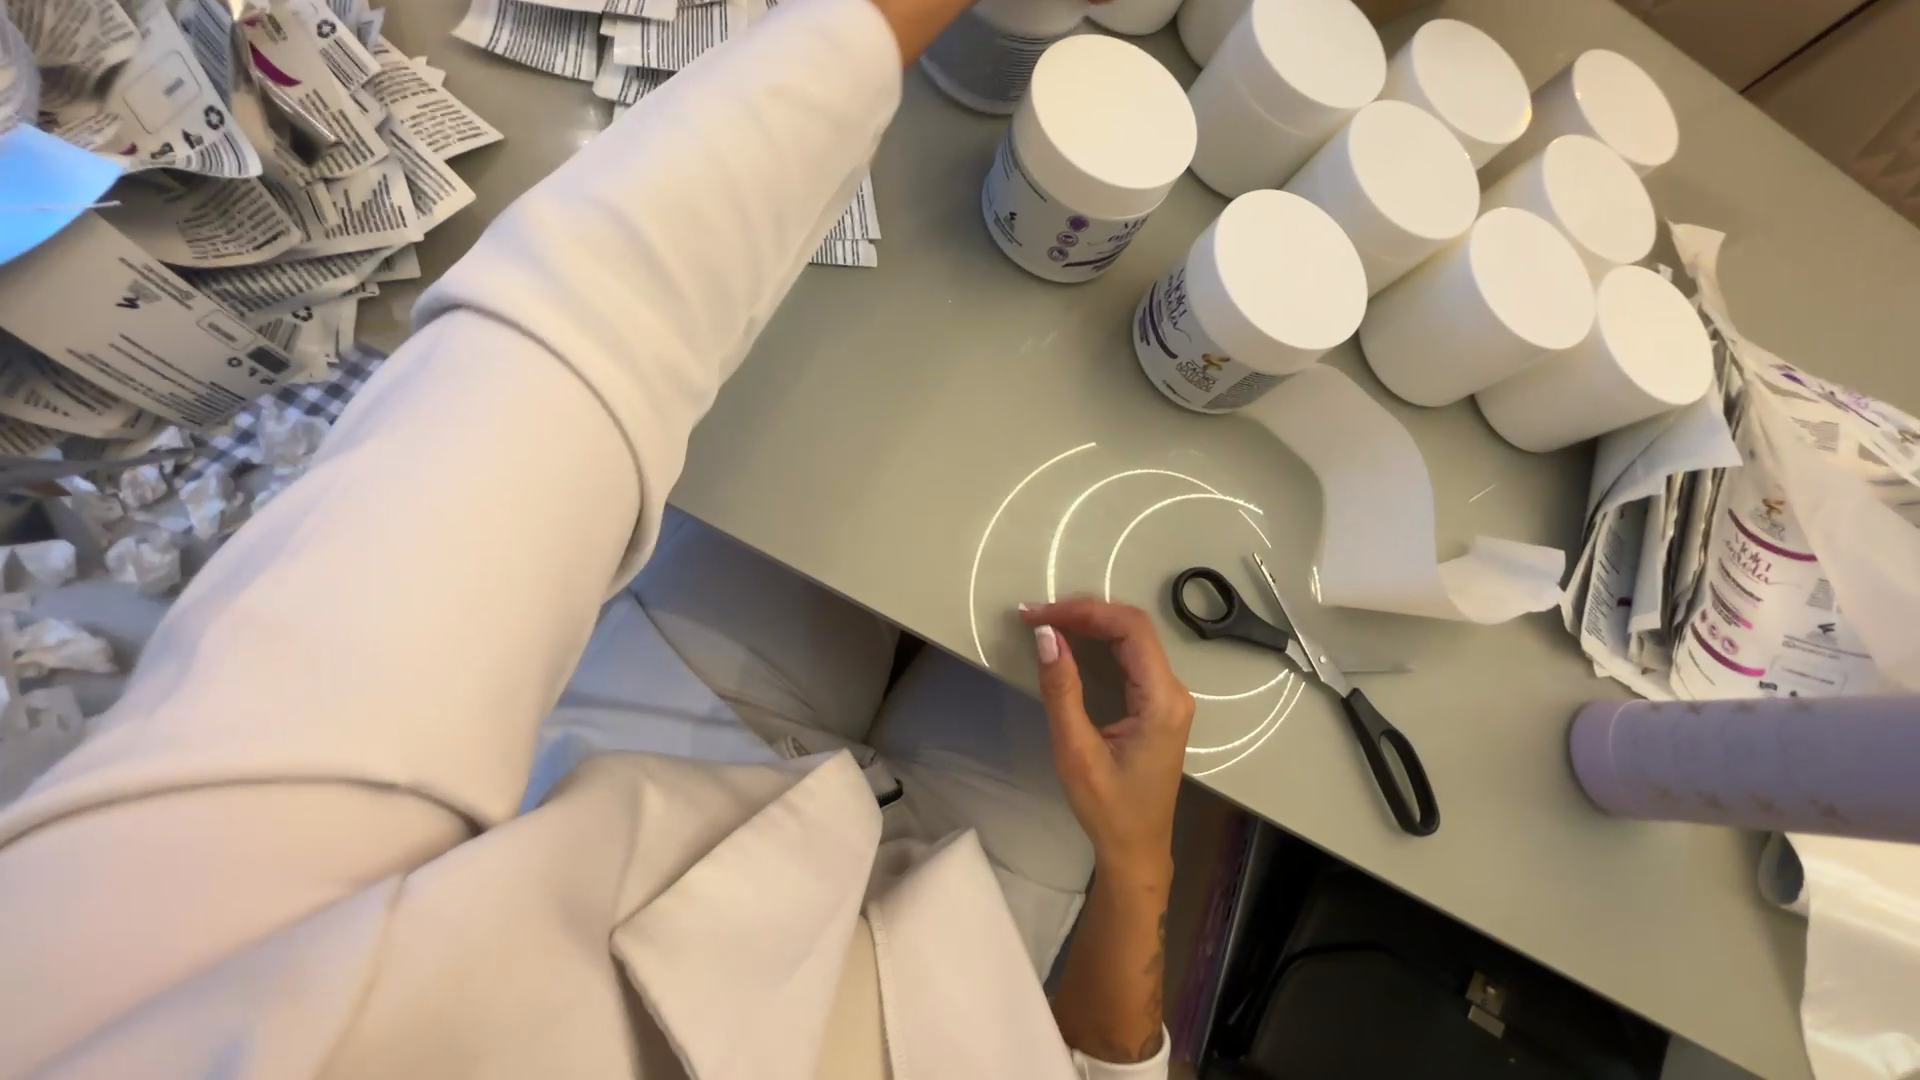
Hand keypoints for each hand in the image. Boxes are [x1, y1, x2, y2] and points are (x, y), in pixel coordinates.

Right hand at [1021, 598, 1193, 886]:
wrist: (1135, 850)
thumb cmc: (1108, 808)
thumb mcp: (1076, 751)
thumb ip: (1062, 690)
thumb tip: (1047, 636)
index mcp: (1162, 700)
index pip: (1130, 630)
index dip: (1084, 611)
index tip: (1040, 614)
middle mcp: (1173, 691)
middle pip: (1133, 628)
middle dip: (1085, 612)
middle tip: (1038, 615)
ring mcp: (1168, 696)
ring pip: (1133, 638)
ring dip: (1091, 623)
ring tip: (1048, 621)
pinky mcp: (1157, 703)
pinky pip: (1131, 656)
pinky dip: (1099, 641)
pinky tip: (1072, 640)